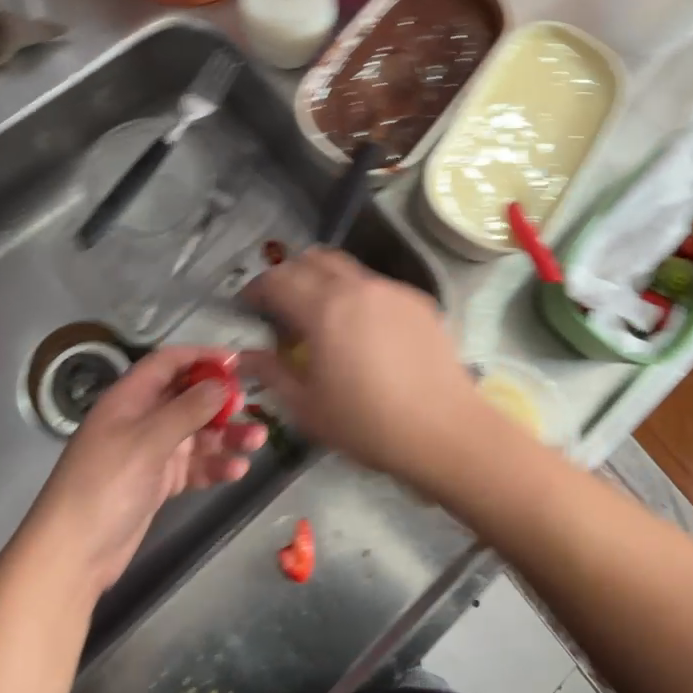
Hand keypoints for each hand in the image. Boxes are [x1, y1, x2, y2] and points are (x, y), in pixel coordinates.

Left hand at [22, 348, 266, 594]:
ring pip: (195, 434)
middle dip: (220, 400)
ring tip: (257, 441)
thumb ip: (188, 409)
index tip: (236, 362)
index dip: (201, 357)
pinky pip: (193, 466)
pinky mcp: (157, 483)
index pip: (168, 363)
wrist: (74, 553)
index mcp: (129, 398)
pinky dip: (214, 466)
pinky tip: (237, 471)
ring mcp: (149, 453)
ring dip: (226, 436)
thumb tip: (222, 383)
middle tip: (250, 406)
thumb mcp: (148, 440)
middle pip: (187, 398)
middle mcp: (140, 419)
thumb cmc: (106, 484)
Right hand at [237, 248, 481, 483]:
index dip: (257, 288)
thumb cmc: (368, 425)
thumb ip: (272, 373)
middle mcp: (358, 287)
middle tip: (281, 306)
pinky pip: (377, 286)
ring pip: (347, 269)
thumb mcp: (308, 407)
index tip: (249, 305)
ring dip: (325, 282)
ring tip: (322, 317)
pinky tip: (363, 332)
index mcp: (324, 308)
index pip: (278, 279)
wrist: (445, 432)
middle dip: (290, 275)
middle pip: (313, 260)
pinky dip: (358, 296)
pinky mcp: (418, 301)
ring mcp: (392, 291)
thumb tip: (246, 356)